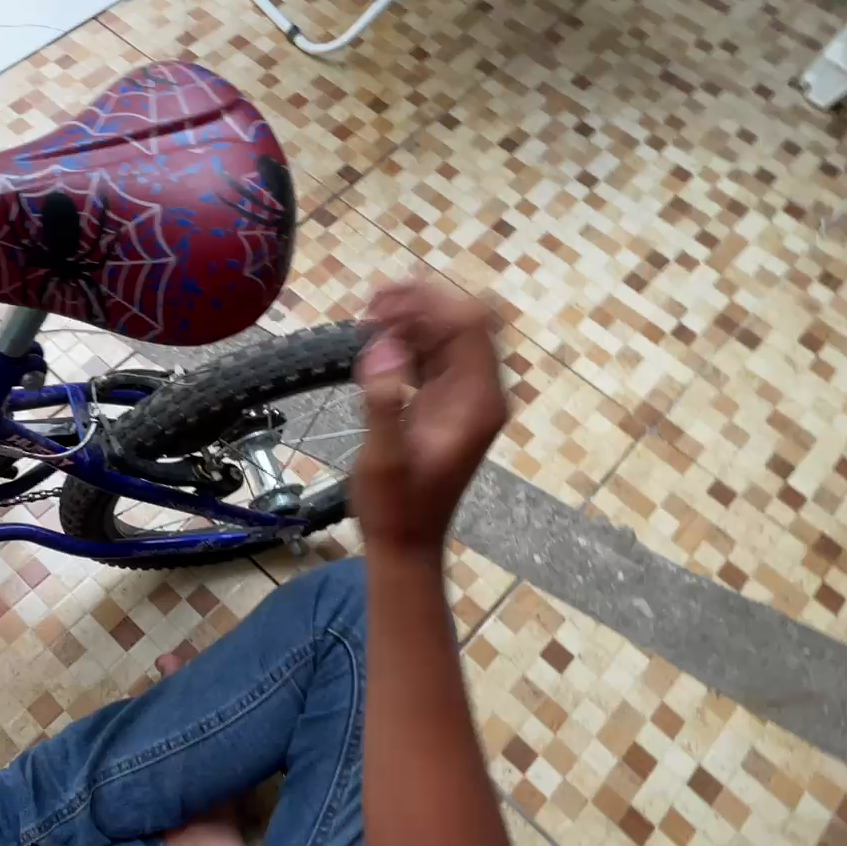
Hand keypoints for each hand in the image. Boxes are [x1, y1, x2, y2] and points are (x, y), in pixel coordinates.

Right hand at [349, 281, 507, 555]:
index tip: (381, 303)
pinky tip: (376, 346)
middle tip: (370, 306)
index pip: (469, 327)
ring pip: (447, 338)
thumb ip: (383, 402)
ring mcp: (464, 399)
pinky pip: (433, 360)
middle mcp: (478, 394)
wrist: (406, 542)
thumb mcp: (383, 459)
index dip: (429, 304)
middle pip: (462, 324)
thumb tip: (381, 348)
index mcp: (476, 402)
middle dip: (420, 306)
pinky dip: (407, 345)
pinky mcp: (445, 407)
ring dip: (411, 322)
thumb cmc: (394, 508)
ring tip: (367, 318)